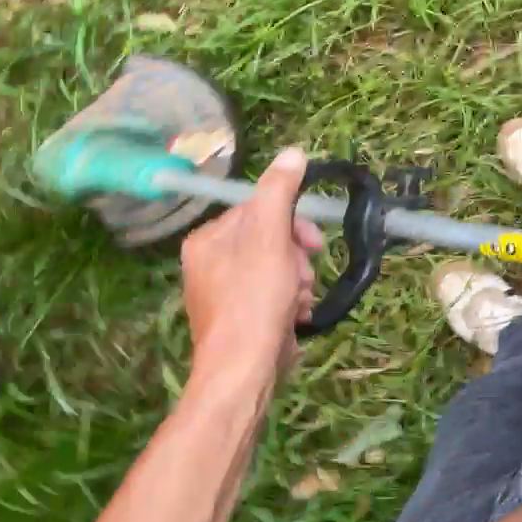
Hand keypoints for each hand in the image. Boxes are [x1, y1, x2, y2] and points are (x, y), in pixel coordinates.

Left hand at [180, 148, 323, 377]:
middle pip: (272, 237)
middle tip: (304, 274)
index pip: (261, 210)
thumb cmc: (254, 298)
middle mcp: (209, 262)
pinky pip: (274, 291)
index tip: (314, 243)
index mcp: (207, 240)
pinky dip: (290, 298)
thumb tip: (292, 153)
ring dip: (299, 277)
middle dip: (298, 255)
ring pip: (279, 264)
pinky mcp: (240, 315)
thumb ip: (279, 192)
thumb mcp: (270, 238)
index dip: (294, 223)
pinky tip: (294, 312)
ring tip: (298, 299)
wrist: (243, 368)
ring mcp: (223, 291)